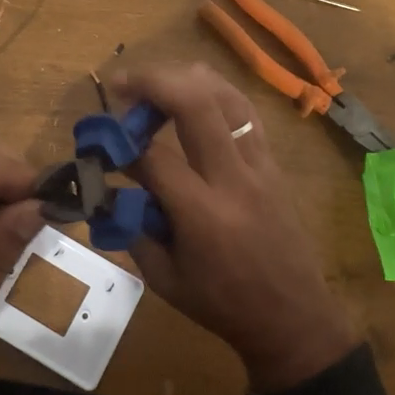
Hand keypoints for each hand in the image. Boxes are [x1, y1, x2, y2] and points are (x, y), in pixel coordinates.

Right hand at [112, 63, 356, 394]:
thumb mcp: (165, 279)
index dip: (122, 144)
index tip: (102, 143)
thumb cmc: (223, 305)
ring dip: (186, 79)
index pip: (154, 158)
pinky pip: (245, 112)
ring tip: (156, 82)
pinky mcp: (273, 162)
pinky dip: (216, 94)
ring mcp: (259, 165)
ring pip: (226, 96)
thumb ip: (133, 229)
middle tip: (123, 85)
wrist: (293, 316)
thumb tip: (111, 188)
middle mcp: (233, 179)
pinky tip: (195, 95)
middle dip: (153, 83)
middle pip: (195, 104)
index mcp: (203, 215)